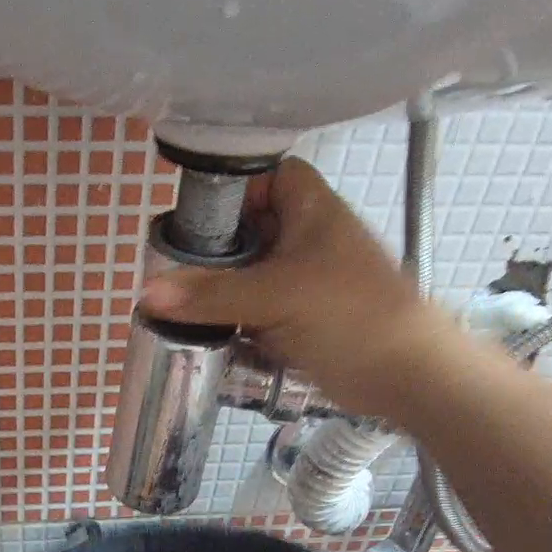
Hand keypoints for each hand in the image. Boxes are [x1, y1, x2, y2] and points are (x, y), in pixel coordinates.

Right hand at [142, 157, 467, 417]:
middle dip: (210, 247)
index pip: (261, 176)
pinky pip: (252, 309)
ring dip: (216, 288)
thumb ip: (211, 294)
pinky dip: (229, 318)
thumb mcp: (277, 296)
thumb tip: (147, 293)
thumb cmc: (351, 316)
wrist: (404, 375)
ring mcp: (300, 280)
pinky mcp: (296, 318)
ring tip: (174, 299)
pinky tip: (200, 327)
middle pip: (244, 228)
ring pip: (245, 272)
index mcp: (309, 209)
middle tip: (169, 263)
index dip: (227, 187)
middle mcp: (303, 237)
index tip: (189, 213)